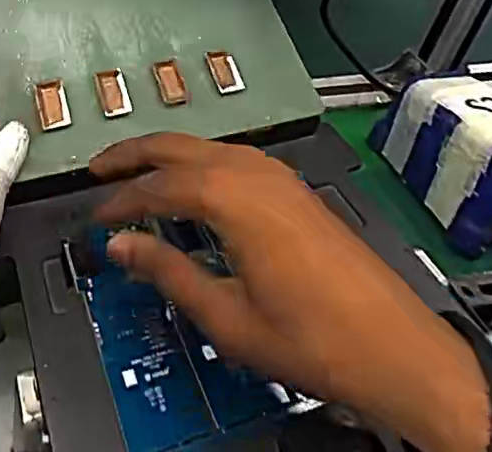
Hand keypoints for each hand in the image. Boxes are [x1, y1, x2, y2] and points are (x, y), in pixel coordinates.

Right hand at [89, 135, 491, 451]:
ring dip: (165, 155)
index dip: (120, 200)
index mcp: (230, 195)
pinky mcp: (289, 184)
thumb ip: (168, 270)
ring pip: (203, 146)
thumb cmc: (312, 338)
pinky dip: (196, 163)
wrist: (396, 345)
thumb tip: (122, 245)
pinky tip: (189, 184)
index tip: (96, 215)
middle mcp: (250, 169)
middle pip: (175, 146)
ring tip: (135, 172)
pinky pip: (229, 157)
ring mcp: (274, 172)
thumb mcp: (228, 315)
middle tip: (98, 168)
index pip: (155, 186)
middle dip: (132, 153)